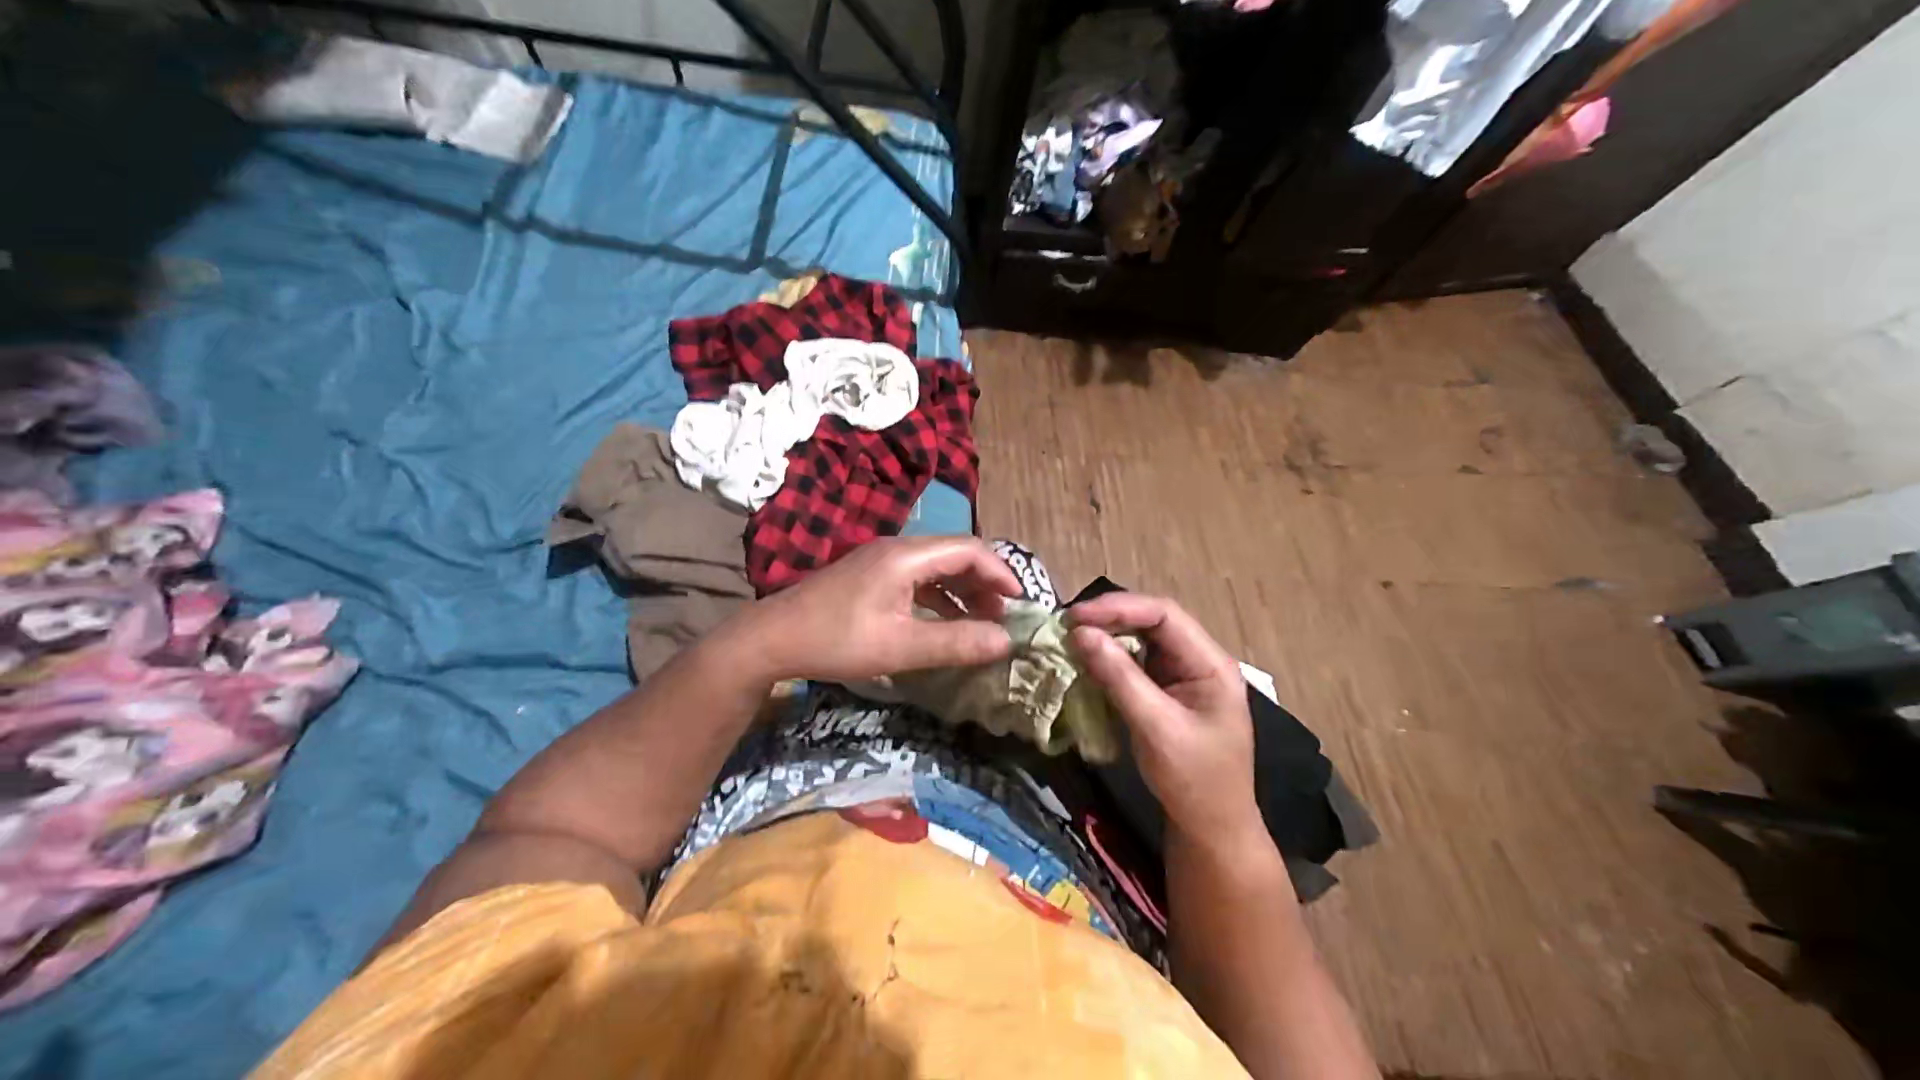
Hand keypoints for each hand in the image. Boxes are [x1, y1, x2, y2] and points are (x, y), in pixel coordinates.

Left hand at [724, 537, 1021, 682]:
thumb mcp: (900, 648)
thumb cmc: (837, 641)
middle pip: (955, 555)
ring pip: (936, 568)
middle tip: (1004, 618)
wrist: (771, 639)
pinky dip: (940, 599)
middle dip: (985, 584)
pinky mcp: (870, 577)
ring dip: (963, 593)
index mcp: (906, 557)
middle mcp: (897, 550)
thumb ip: (955, 643)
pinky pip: (917, 580)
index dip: (1001, 573)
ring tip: (983, 624)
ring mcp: (881, 562)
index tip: (1021, 603)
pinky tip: (946, 625)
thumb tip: (1006, 642)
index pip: (969, 550)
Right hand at [1069, 593, 1262, 843]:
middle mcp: (1198, 660)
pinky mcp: (1165, 692)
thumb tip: (1079, 634)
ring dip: (1106, 637)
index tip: (1076, 617)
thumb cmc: (1194, 780)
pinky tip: (1085, 661)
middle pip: (1152, 622)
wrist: (1212, 829)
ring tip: (1069, 638)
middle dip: (1109, 619)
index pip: (1164, 615)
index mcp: (1210, 664)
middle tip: (1066, 626)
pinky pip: (1135, 663)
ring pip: (1141, 640)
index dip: (1119, 608)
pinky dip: (1109, 659)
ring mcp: (1182, 676)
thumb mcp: (1156, 728)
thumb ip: (1120, 677)